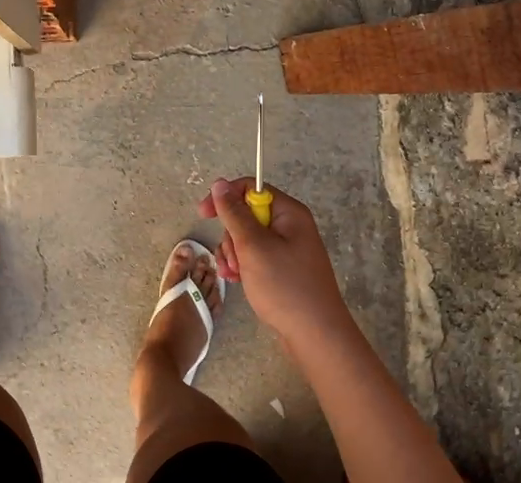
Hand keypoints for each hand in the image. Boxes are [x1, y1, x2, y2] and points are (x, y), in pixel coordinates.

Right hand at [200, 177, 351, 343]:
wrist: (316, 336)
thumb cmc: (285, 287)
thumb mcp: (253, 246)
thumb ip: (234, 213)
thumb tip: (220, 183)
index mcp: (289, 213)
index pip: (250, 189)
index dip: (225, 198)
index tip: (203, 215)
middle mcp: (291, 226)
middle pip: (247, 215)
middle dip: (231, 236)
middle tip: (233, 260)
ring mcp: (289, 249)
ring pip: (248, 238)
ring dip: (234, 254)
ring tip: (234, 276)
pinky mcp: (284, 269)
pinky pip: (256, 257)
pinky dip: (243, 266)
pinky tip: (238, 282)